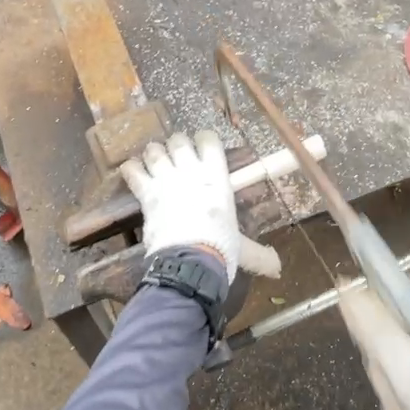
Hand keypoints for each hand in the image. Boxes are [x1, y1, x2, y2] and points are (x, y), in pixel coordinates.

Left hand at [120, 131, 281, 281]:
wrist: (190, 263)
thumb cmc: (220, 251)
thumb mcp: (243, 249)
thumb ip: (258, 254)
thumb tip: (278, 270)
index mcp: (216, 177)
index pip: (208, 140)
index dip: (204, 139)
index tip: (202, 146)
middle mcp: (190, 171)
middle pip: (178, 140)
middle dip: (176, 145)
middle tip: (176, 157)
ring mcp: (166, 179)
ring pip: (154, 150)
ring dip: (153, 154)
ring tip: (154, 162)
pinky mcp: (147, 193)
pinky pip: (133, 170)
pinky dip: (131, 169)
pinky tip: (133, 173)